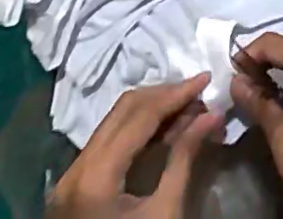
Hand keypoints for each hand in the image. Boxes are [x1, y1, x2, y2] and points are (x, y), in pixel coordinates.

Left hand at [50, 74, 223, 218]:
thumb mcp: (166, 213)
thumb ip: (185, 157)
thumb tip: (213, 114)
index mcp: (95, 177)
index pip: (140, 115)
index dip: (176, 93)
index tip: (207, 78)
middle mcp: (75, 169)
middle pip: (124, 110)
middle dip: (165, 96)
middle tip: (200, 93)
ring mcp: (70, 178)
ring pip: (114, 121)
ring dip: (153, 109)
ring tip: (189, 109)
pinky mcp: (73, 188)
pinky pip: (108, 141)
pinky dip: (138, 129)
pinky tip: (165, 130)